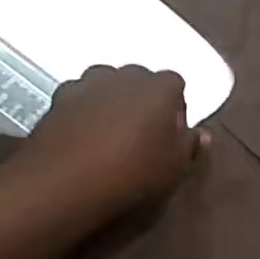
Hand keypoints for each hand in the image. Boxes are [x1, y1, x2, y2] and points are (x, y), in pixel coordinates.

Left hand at [21, 64, 204, 219]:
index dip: (175, 108)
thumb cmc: (133, 173)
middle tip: (141, 135)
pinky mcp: (58, 98)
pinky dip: (83, 111)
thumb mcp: (174, 168)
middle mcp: (124, 76)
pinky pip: (79, 99)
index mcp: (159, 88)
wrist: (66, 182)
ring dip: (111, 102)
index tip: (170, 135)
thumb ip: (189, 145)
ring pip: (106, 85)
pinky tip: (82, 139)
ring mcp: (88, 84)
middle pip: (139, 80)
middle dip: (143, 100)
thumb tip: (201, 134)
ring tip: (109, 136)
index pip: (175, 84)